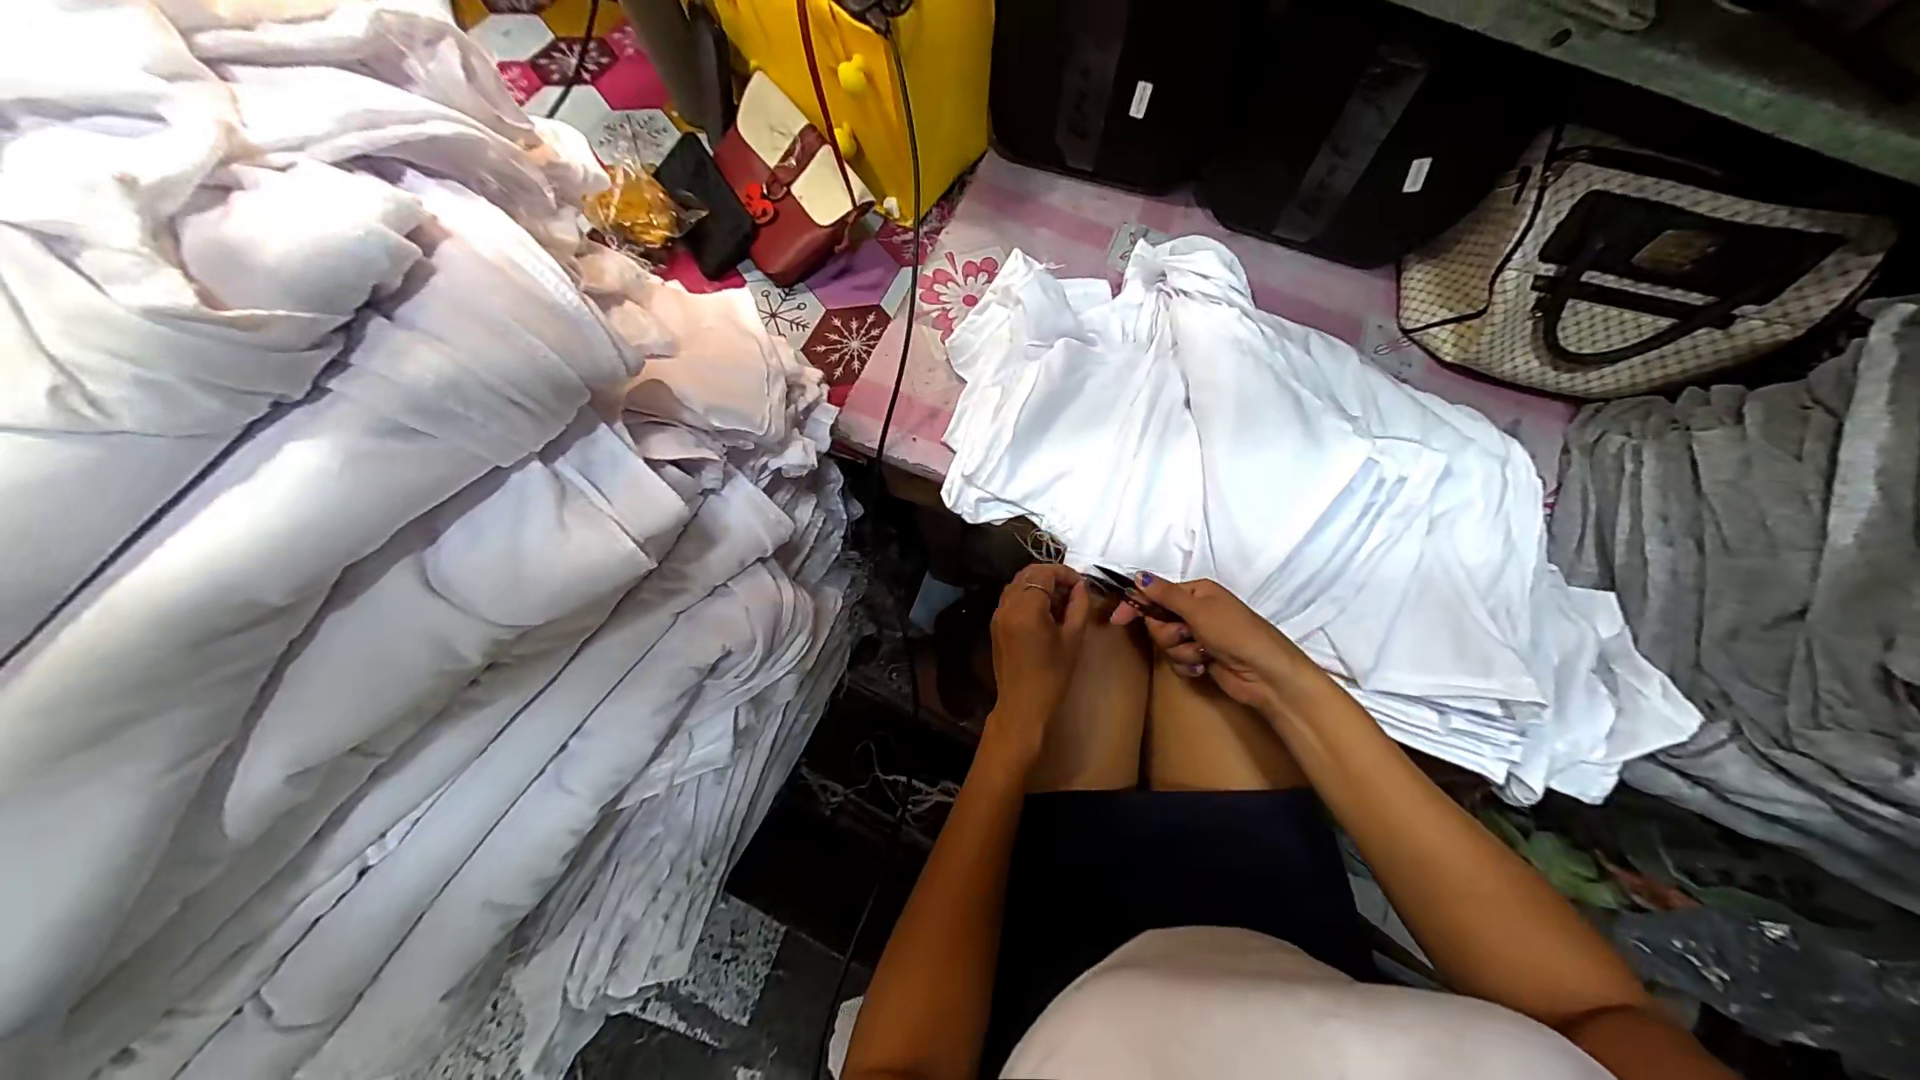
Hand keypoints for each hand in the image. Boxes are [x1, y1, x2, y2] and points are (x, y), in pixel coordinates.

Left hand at [986, 563, 1091, 761]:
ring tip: (1060, 600)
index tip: (1081, 585)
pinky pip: (1011, 598)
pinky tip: (1043, 611)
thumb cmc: (1052, 674)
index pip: (1045, 573)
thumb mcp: (1073, 638)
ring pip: (1018, 584)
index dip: (1065, 574)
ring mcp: (998, 614)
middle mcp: (1007, 605)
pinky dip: (1027, 595)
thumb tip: (1080, 587)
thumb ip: (1079, 606)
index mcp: (1026, 607)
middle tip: (1072, 590)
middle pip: (1029, 573)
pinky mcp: (995, 624)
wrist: (1022, 704)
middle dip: (1052, 576)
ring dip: (1039, 583)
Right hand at [1110, 573, 1313, 715]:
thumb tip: (1138, 576)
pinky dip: (1188, 665)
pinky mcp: (1202, 658)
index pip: (1156, 594)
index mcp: (1197, 592)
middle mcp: (1196, 611)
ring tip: (1203, 653)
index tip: (1117, 618)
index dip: (1136, 605)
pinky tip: (1204, 667)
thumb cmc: (1236, 633)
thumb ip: (1164, 594)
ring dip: (1181, 651)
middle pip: (1158, 621)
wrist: (1266, 673)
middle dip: (1168, 634)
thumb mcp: (1198, 610)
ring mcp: (1199, 636)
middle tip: (1186, 635)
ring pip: (1167, 643)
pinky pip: (1178, 661)